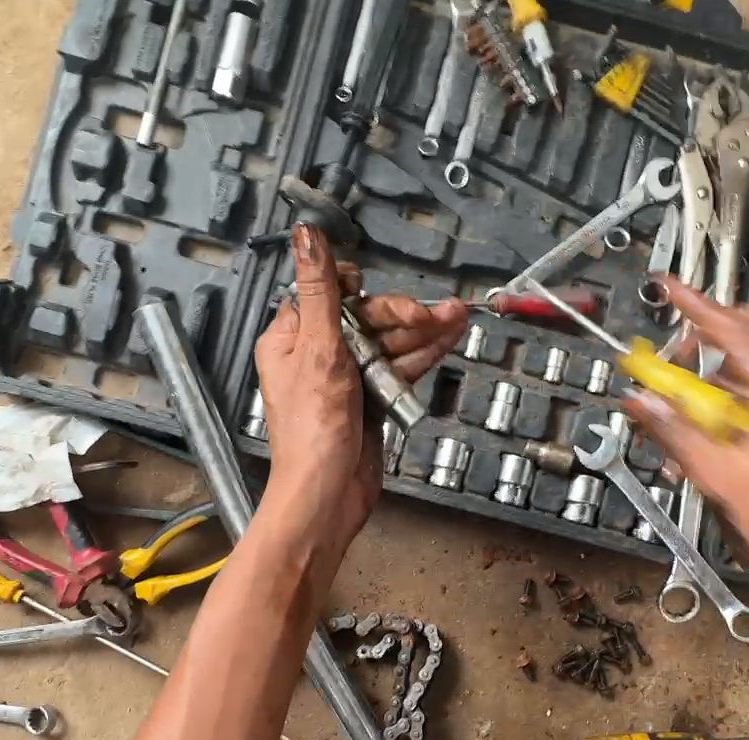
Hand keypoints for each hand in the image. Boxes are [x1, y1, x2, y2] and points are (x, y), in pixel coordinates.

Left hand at [252, 225, 465, 546]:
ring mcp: (346, 380)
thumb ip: (319, 292)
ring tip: (456, 318)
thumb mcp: (317, 350)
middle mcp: (317, 356)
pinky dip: (421, 356)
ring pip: (388, 343)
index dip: (357, 289)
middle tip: (436, 312)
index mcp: (291, 339)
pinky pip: (398, 370)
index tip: (378, 293)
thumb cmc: (312, 432)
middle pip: (365, 318)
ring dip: (422, 331)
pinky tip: (447, 340)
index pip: (327, 295)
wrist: (328, 494)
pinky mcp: (370, 401)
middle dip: (403, 313)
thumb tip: (306, 237)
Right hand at [625, 277, 748, 603]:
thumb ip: (674, 431)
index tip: (671, 288)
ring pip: (745, 370)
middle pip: (748, 338)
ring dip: (708, 381)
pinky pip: (748, 399)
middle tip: (672, 360)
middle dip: (706, 342)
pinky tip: (696, 436)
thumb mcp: (717, 474)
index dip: (699, 306)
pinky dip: (718, 407)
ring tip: (676, 408)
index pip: (738, 330)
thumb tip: (640, 401)